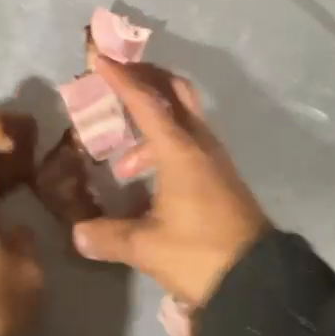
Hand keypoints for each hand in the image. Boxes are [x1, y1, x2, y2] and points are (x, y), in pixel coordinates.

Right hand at [73, 59, 268, 306]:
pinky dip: (163, 141)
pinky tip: (144, 176)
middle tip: (116, 78)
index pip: (146, 101)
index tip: (100, 56)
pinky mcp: (219, 173)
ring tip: (120, 157)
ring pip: (181, 116)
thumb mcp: (149, 248)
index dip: (121, 78)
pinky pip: (188, 138)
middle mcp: (198, 142)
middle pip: (173, 91)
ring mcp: (213, 156)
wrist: (258, 279)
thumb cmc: (200, 254)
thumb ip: (110, 236)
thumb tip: (76, 232)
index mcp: (180, 149)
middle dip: (145, 79)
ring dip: (151, 118)